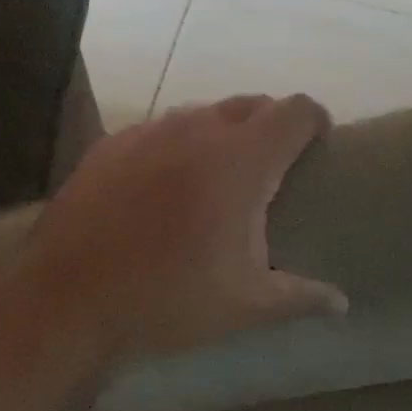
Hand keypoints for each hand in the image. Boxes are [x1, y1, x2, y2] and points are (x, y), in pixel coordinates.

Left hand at [23, 94, 348, 361]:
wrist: (70, 302)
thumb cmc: (168, 302)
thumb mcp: (245, 305)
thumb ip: (300, 297)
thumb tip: (341, 303)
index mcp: (240, 160)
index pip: (295, 110)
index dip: (314, 123)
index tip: (317, 149)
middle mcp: (195, 130)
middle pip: (248, 105)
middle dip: (267, 127)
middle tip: (268, 172)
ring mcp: (145, 134)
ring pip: (197, 117)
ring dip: (217, 137)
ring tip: (213, 181)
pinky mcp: (106, 148)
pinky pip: (153, 134)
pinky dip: (170, 150)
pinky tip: (159, 191)